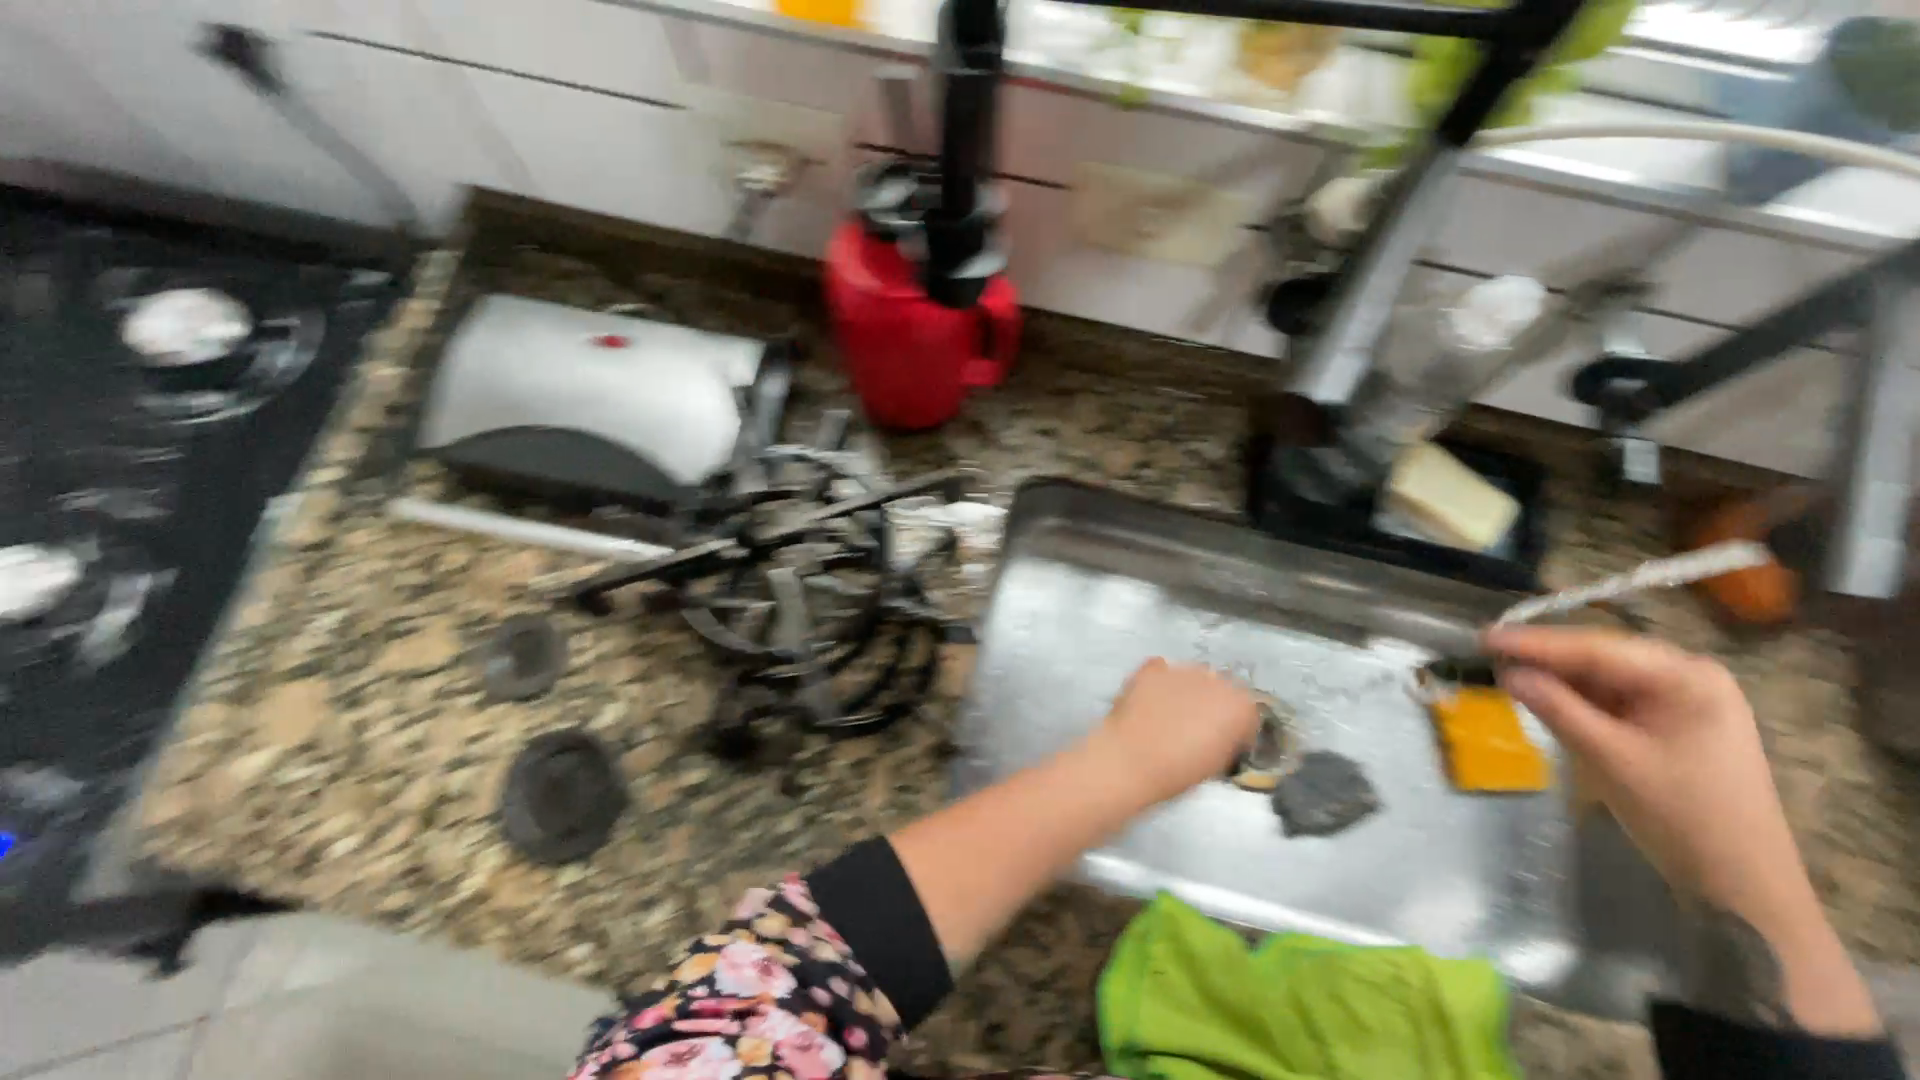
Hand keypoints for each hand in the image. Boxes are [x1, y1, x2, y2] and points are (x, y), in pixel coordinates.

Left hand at [1086, 658, 1260, 804]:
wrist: (1130, 760)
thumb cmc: (1178, 771)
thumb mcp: (1218, 762)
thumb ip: (1228, 740)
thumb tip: (1223, 734)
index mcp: (1240, 706)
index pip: (1247, 713)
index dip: (1236, 729)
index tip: (1224, 742)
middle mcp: (1216, 680)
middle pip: (1221, 689)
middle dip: (1213, 704)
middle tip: (1196, 725)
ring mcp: (1183, 669)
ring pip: (1194, 675)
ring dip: (1189, 689)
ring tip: (1171, 711)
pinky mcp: (1153, 667)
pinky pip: (1163, 670)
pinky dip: (1162, 681)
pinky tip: (1152, 698)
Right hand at [1486, 626, 1880, 1034]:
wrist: (1741, 882)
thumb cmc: (1682, 816)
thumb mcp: (1610, 759)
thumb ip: (1557, 709)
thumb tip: (1508, 673)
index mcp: (1687, 677)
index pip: (1597, 649)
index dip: (1536, 642)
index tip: (1485, 636)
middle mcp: (1688, 677)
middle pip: (1601, 657)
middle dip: (1545, 656)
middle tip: (1488, 652)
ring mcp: (1682, 700)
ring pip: (1604, 677)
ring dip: (1558, 677)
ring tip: (1505, 670)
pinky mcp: (1671, 723)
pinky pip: (1614, 699)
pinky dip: (1577, 698)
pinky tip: (1543, 695)